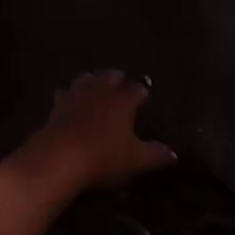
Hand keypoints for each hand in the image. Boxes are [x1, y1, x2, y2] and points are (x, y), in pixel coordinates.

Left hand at [17, 70, 175, 189]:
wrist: (64, 152)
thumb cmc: (105, 155)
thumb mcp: (136, 159)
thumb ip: (156, 154)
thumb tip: (174, 154)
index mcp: (122, 100)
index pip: (136, 89)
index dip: (142, 91)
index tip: (145, 94)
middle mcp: (100, 89)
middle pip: (111, 75)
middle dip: (118, 77)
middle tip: (123, 81)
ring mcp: (77, 90)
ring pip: (88, 77)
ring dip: (94, 79)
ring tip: (98, 83)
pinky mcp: (60, 98)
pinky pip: (67, 89)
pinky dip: (72, 91)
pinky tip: (72, 95)